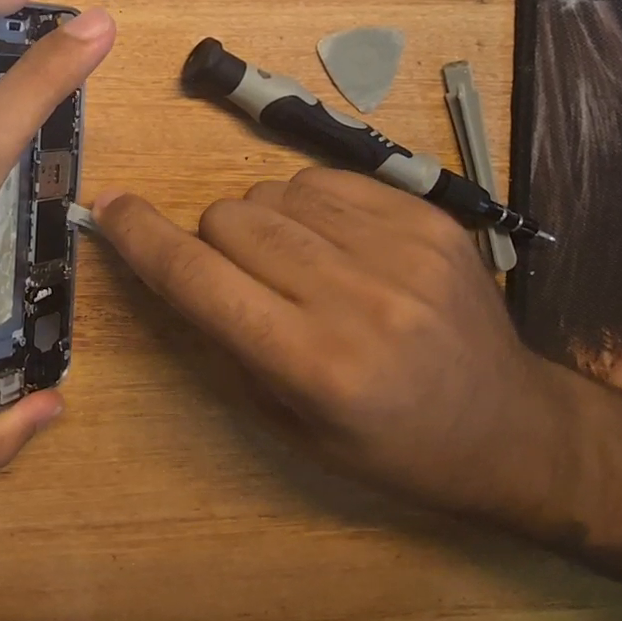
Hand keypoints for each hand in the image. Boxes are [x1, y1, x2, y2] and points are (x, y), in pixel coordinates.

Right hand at [96, 168, 570, 515]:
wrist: (513, 430)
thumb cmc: (384, 442)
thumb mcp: (284, 421)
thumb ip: (216, 336)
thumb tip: (162, 256)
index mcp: (313, 364)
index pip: (197, 277)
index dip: (140, 236)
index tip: (108, 207)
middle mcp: (356, 300)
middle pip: (227, 219)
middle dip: (214, 242)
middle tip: (247, 282)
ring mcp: (401, 252)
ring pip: (270, 191)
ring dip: (261, 222)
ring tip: (299, 265)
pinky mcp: (429, 219)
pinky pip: (321, 178)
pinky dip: (306, 204)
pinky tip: (336, 244)